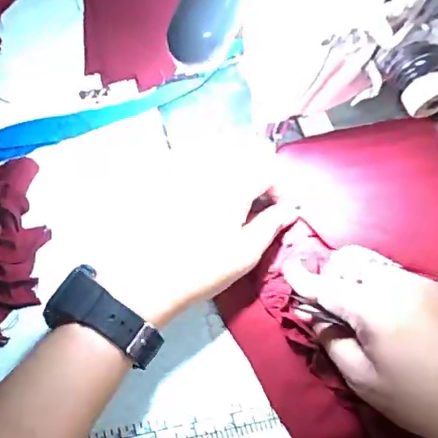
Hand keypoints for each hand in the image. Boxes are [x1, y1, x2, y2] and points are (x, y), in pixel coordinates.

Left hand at [91, 160, 296, 327]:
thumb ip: (271, 225)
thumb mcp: (246, 254)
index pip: (269, 168)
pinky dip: (212, 179)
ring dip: (237, 176)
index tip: (284, 211)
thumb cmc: (202, 270)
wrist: (148, 280)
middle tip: (263, 208)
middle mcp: (209, 169)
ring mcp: (185, 173)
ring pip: (220, 158)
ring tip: (238, 208)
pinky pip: (195, 167)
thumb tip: (290, 209)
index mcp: (234, 184)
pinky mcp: (166, 183)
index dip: (283, 188)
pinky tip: (209, 209)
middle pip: (245, 156)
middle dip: (261, 178)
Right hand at [282, 246, 437, 437]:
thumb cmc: (424, 402)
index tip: (287, 268)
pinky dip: (389, 292)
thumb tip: (318, 319)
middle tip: (327, 307)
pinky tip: (398, 324)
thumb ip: (335, 344)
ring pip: (382, 271)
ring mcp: (431, 284)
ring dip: (362, 285)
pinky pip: (407, 281)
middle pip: (354, 265)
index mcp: (374, 306)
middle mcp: (401, 283)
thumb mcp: (366, 382)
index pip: (327, 285)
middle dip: (333, 277)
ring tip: (363, 319)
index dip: (303, 278)